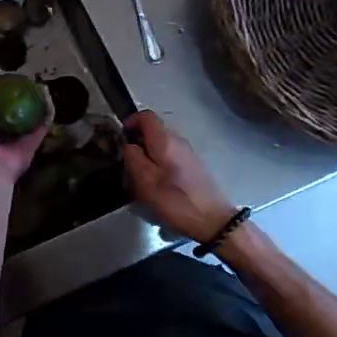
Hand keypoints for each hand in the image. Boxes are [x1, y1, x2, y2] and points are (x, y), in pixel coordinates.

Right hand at [122, 110, 236, 241]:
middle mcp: (179, 141)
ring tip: (142, 180)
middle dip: (139, 143)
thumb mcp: (146, 183)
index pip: (146, 116)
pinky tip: (159, 187)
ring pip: (162, 146)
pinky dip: (161, 165)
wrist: (214, 220)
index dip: (131, 121)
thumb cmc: (176, 201)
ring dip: (149, 157)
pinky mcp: (195, 166)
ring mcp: (189, 153)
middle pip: (154, 131)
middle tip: (129, 165)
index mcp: (165, 141)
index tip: (122, 138)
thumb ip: (134, 159)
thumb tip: (130, 145)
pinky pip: (171, 157)